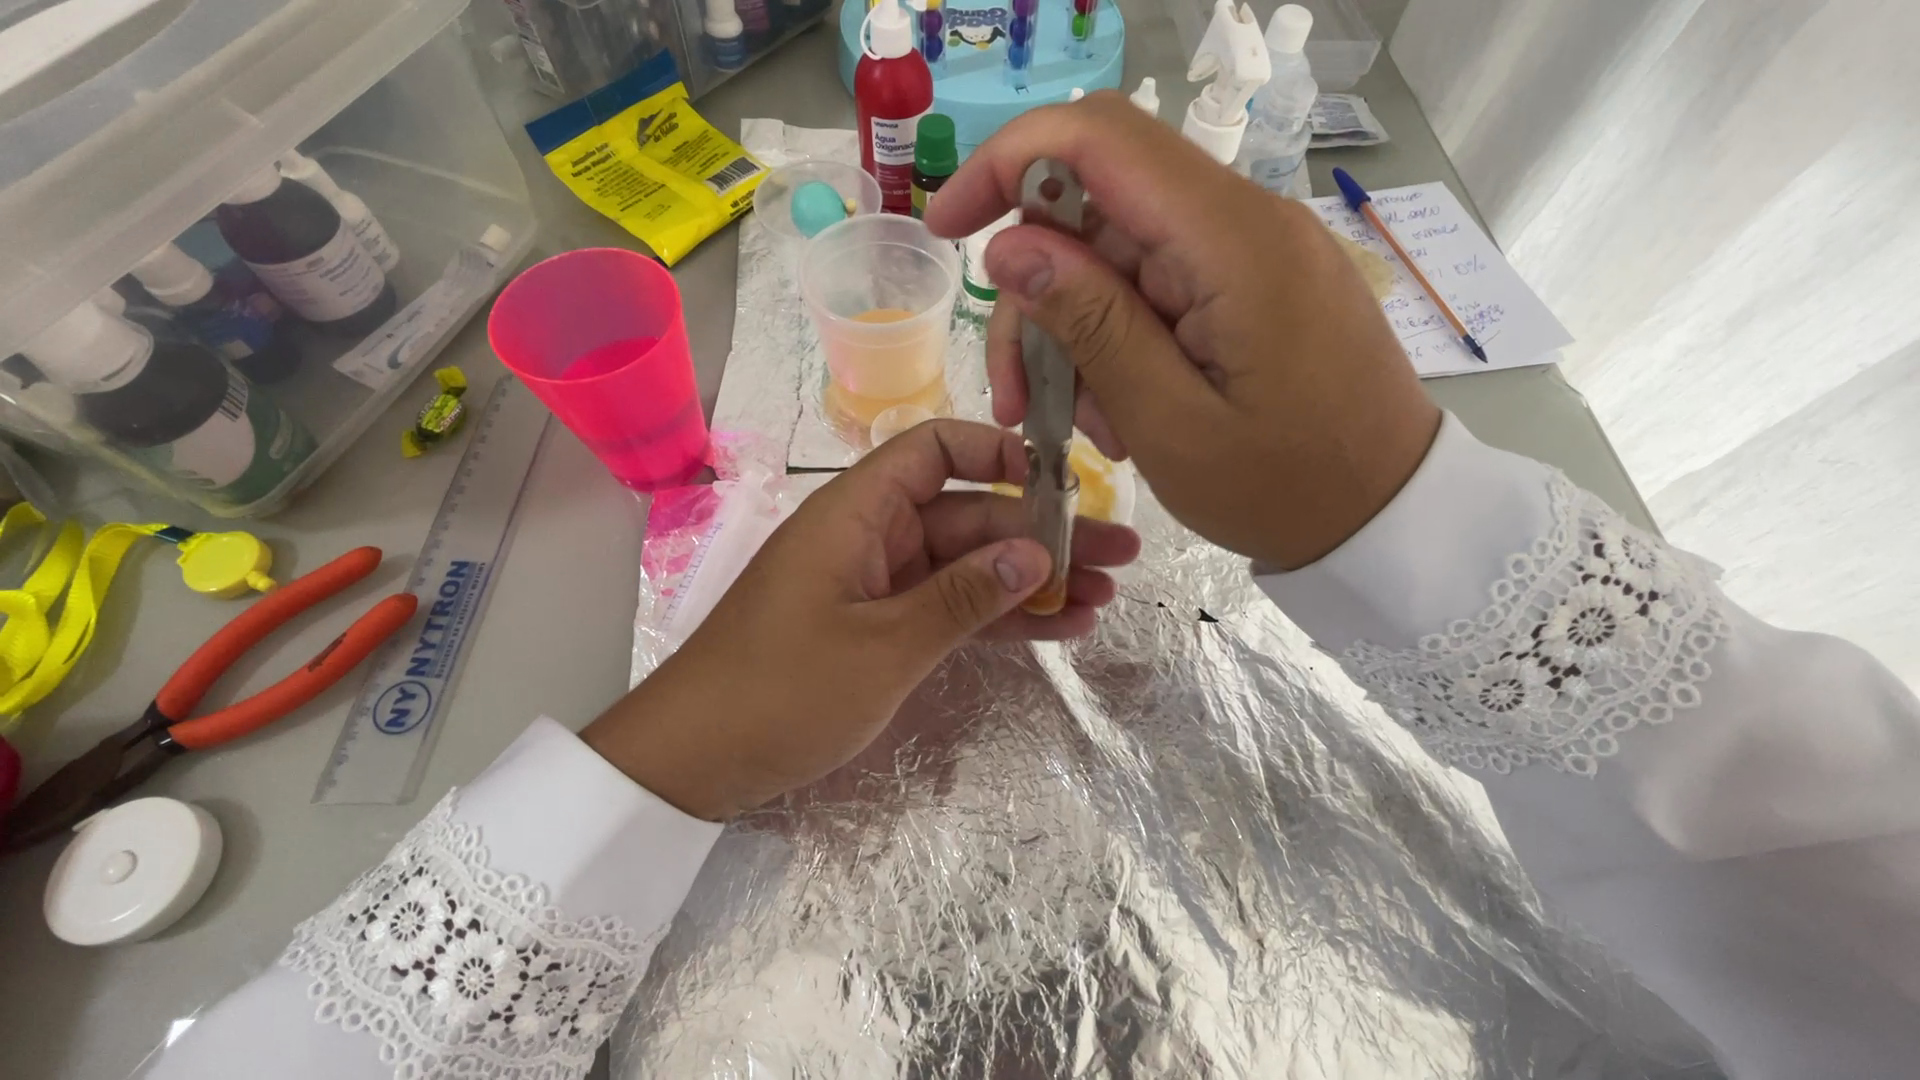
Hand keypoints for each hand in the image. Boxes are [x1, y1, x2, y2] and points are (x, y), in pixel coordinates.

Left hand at [582, 420, 1140, 819]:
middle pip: (967, 515)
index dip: (995, 453)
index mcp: (857, 513)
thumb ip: (963, 596)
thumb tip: (1035, 553)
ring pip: (966, 568)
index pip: (932, 450)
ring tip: (1106, 596)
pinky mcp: (878, 630)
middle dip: (1041, 535)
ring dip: (1030, 582)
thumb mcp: (884, 645)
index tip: (1056, 480)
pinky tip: (1058, 629)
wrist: (696, 761)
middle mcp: (871, 537)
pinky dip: (995, 619)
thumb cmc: (782, 690)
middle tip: (1121, 554)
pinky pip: (947, 610)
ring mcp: (876, 586)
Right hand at [924, 92, 1441, 569]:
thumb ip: (1091, 325)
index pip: (1098, 140)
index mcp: (1231, 242)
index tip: (947, 228)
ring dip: (1073, 334)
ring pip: (1116, 257)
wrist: (1389, 516)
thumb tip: (1010, 246)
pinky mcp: (1250, 286)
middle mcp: (1242, 222)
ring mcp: (1249, 253)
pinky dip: (1116, 344)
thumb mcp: (1170, 424)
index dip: (1006, 163)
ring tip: (1078, 426)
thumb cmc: (1287, 488)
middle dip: (1035, 291)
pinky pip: (1155, 289)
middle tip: (1013, 393)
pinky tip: (1121, 414)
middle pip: (1096, 207)